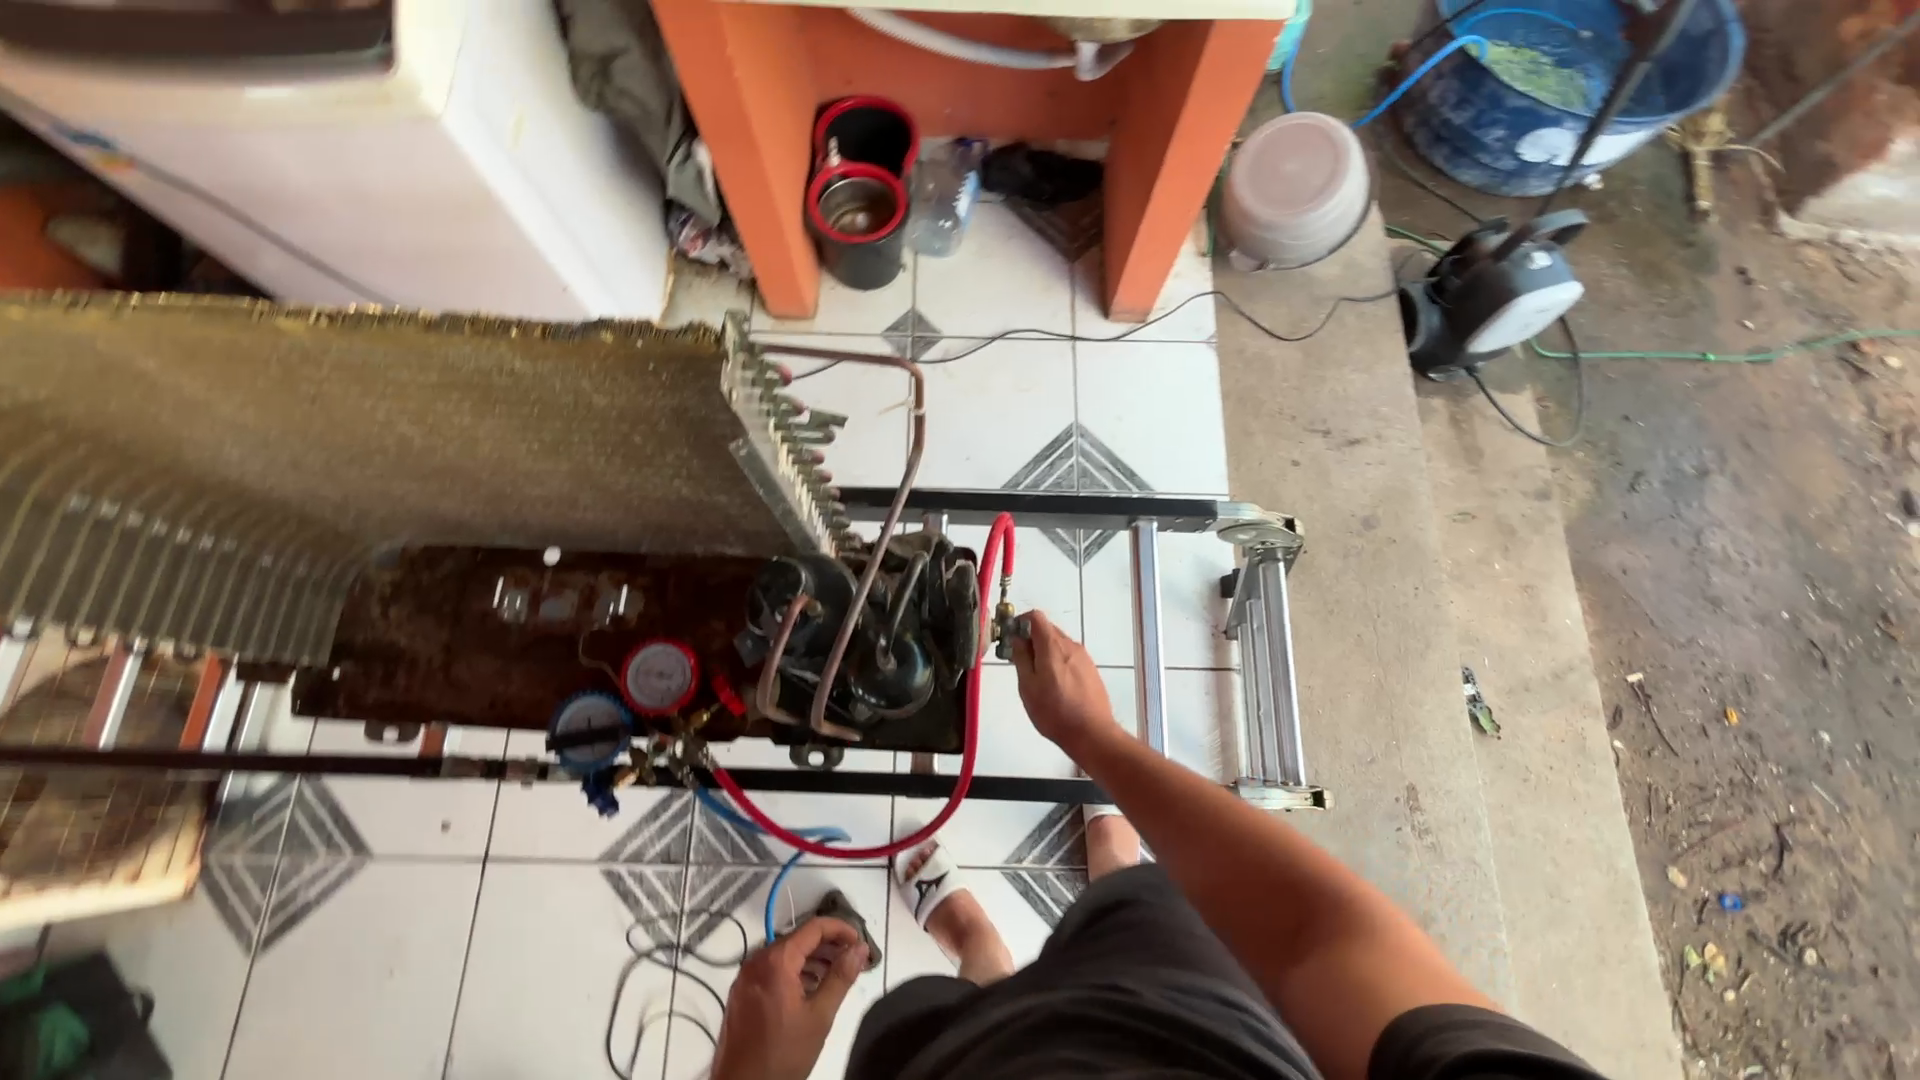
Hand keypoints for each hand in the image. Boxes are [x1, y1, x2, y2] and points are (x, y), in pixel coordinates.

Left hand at [711, 917, 868, 1079]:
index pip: (814, 927)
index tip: (859, 943)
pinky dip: (793, 971)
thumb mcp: (820, 1016)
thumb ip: (841, 977)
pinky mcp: (740, 993)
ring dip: (811, 959)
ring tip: (834, 975)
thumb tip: (860, 948)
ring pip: (784, 954)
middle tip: (851, 961)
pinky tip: (808, 990)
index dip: (840, 929)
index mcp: (775, 961)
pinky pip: (771, 969)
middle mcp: (756, 960)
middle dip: (827, 945)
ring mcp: (745, 977)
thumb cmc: (783, 1054)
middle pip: (798, 938)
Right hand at [1009, 610, 1120, 756]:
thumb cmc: (1054, 712)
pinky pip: (1069, 656)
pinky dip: (1057, 661)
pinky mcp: (1090, 669)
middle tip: (1020, 661)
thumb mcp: (1028, 687)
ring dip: (1044, 651)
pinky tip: (1054, 684)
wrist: (1092, 733)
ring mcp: (1083, 657)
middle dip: (1031, 639)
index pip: (1035, 617)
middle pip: (1047, 629)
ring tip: (1036, 677)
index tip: (1011, 639)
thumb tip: (1017, 639)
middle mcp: (1071, 645)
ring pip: (1059, 643)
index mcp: (1053, 646)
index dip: (1020, 622)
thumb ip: (1021, 658)